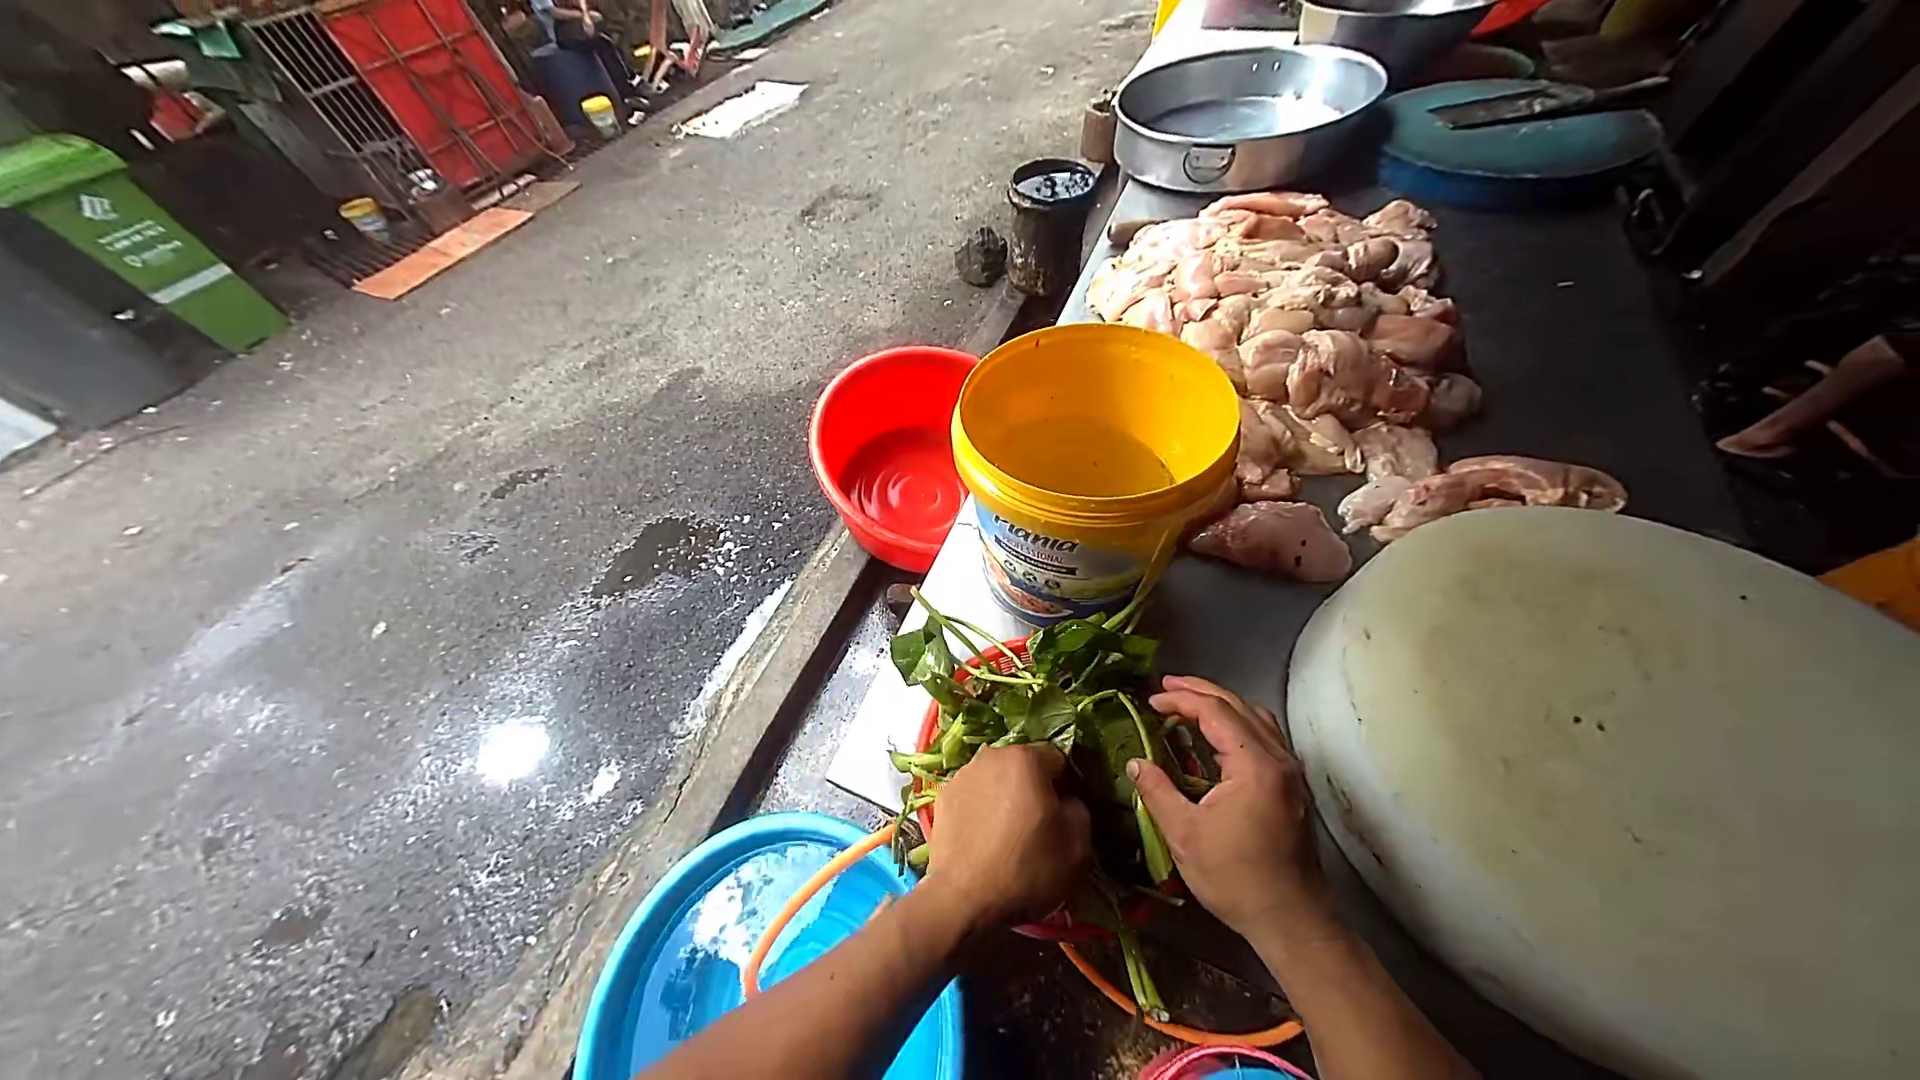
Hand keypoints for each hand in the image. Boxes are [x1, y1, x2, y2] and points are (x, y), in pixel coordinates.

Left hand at [925, 745, 1091, 928]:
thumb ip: (1080, 809)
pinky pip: (974, 796)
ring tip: (1008, 836)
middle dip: (1034, 789)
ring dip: (1006, 797)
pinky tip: (984, 839)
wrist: (963, 899)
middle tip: (1039, 826)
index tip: (1065, 815)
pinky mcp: (943, 796)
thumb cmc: (1026, 869)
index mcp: (1026, 758)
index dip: (1067, 786)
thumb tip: (1066, 801)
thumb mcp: (1078, 846)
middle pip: (1024, 767)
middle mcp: (991, 756)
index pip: (1058, 760)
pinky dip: (981, 809)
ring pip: (996, 779)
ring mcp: (963, 775)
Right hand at [1131, 675, 1333, 940]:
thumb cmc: (1236, 878)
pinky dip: (1236, 722)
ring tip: (1188, 700)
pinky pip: (1264, 735)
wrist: (1292, 921)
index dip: (1180, 700)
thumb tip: (1136, 762)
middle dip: (1199, 691)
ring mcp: (1290, 772)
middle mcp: (1279, 759)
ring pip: (1256, 717)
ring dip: (1220, 703)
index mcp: (1255, 766)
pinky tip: (1216, 732)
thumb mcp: (1184, 834)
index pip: (1215, 712)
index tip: (1150, 702)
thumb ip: (1157, 790)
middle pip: (1238, 705)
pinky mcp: (1291, 786)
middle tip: (1164, 687)